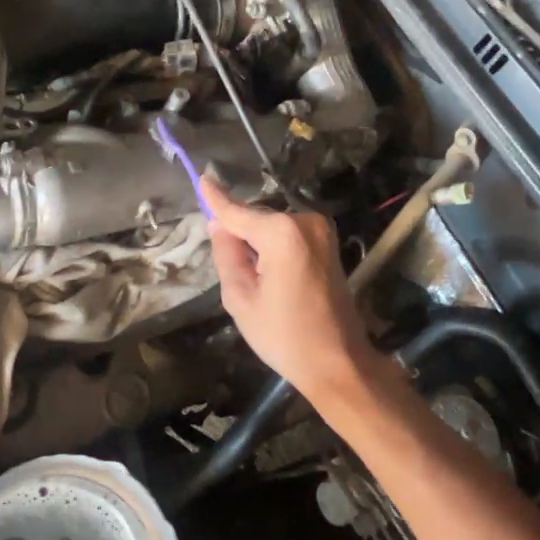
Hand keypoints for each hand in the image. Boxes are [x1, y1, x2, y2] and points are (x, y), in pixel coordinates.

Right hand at [203, 177, 378, 400]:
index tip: (202, 179)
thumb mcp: (241, 298)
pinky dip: (274, 249)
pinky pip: (289, 236)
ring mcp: (321, 230)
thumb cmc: (284, 336)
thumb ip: (226, 254)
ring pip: (272, 228)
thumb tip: (220, 225)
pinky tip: (273, 279)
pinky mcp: (328, 242)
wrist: (338, 361)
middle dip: (240, 236)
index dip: (216, 199)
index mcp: (282, 233)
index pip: (238, 212)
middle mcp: (304, 221)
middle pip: (256, 219)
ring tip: (257, 285)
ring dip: (258, 245)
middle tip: (236, 276)